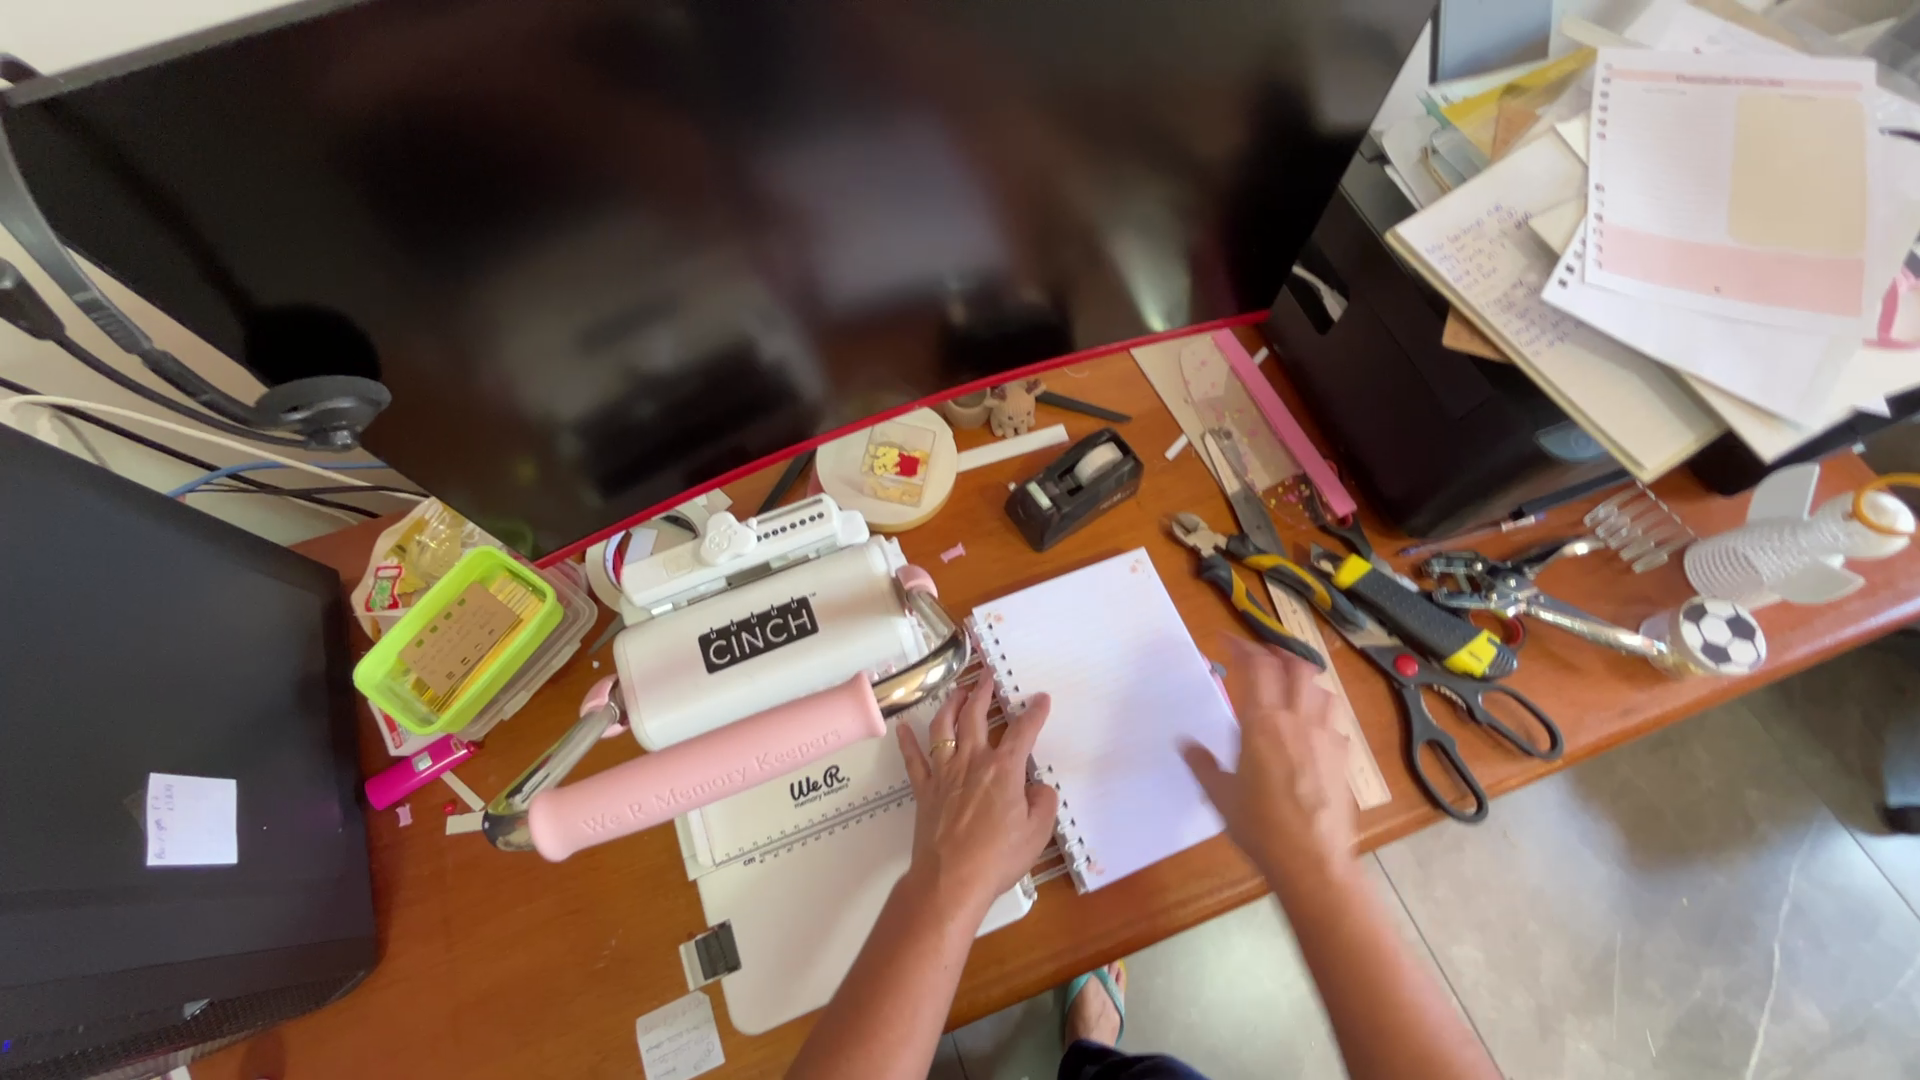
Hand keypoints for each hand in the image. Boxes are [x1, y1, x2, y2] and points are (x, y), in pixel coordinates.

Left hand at [898, 684, 1058, 919]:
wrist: (951, 880)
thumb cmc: (997, 858)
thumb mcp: (1037, 833)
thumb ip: (1043, 803)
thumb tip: (1038, 787)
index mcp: (1003, 770)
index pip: (1023, 732)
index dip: (1034, 713)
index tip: (1041, 699)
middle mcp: (972, 761)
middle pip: (975, 716)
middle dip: (983, 692)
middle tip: (987, 677)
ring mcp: (944, 773)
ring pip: (943, 728)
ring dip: (950, 705)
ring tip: (956, 692)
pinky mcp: (924, 789)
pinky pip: (914, 759)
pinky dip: (907, 741)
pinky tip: (903, 728)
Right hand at [1182, 639, 1356, 883]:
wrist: (1312, 861)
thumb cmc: (1260, 827)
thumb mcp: (1220, 795)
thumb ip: (1203, 764)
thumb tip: (1186, 744)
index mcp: (1261, 723)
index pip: (1255, 667)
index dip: (1241, 646)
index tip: (1226, 640)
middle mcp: (1297, 721)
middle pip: (1295, 667)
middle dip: (1276, 652)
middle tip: (1260, 655)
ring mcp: (1325, 737)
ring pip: (1320, 689)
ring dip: (1303, 677)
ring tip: (1288, 682)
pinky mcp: (1343, 758)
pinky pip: (1334, 720)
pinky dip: (1321, 710)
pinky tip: (1311, 725)